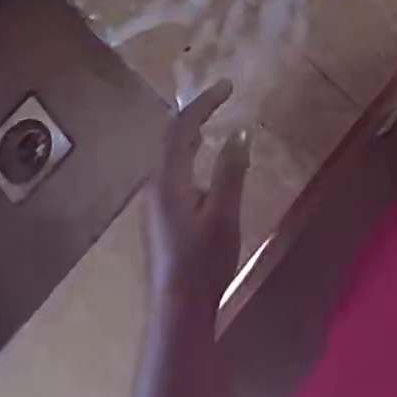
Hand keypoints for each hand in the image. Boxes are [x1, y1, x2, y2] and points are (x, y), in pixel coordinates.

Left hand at [146, 80, 249, 298]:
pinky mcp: (162, 218)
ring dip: (192, 134)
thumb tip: (240, 131)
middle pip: (172, 138)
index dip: (205, 103)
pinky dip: (191, 154)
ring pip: (172, 156)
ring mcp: (156, 204)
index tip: (228, 85)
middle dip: (196, 114)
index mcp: (167, 179)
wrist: (178, 311)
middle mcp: (155, 185)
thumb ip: (232, 169)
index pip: (183, 127)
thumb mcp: (224, 212)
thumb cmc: (203, 259)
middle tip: (222, 98)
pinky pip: (175, 171)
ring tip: (213, 122)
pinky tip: (204, 165)